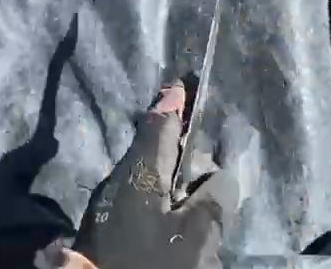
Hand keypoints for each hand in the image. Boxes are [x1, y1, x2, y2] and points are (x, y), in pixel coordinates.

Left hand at [65, 84, 237, 268]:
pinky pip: (139, 193)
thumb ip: (212, 204)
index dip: (174, 102)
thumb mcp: (192, 239)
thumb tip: (223, 177)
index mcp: (138, 169)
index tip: (185, 81)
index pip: (159, 122)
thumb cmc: (148, 263)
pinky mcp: (107, 227)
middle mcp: (120, 177)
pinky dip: (159, 186)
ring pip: (145, 171)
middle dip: (174, 133)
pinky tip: (174, 198)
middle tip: (196, 121)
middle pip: (152, 145)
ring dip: (167, 163)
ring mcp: (110, 203)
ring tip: (192, 161)